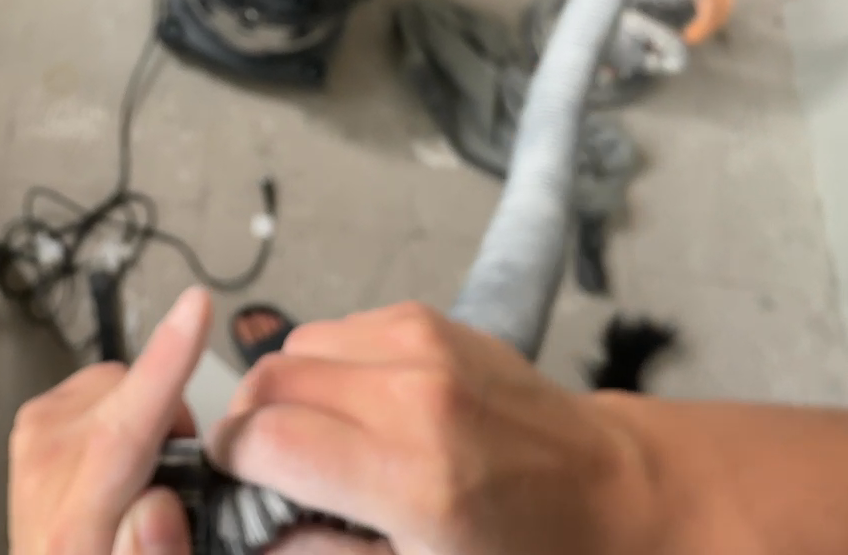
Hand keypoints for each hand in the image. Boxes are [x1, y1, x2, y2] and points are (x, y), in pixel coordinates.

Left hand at [11, 287, 213, 554]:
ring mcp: (35, 436)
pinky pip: (104, 383)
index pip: (124, 431)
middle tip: (176, 482)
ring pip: (123, 381)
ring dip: (145, 416)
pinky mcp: (35, 417)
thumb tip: (158, 505)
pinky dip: (123, 409)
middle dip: (170, 422)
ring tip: (140, 477)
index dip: (167, 363)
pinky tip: (116, 459)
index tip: (195, 306)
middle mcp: (44, 471)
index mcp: (74, 527)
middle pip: (134, 395)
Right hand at [208, 302, 655, 554]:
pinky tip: (353, 401)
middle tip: (261, 456)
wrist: (615, 489)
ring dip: (286, 387)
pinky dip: (323, 364)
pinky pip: (335, 330)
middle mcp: (410, 393)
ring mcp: (416, 341)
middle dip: (247, 418)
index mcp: (416, 478)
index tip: (232, 474)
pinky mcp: (420, 315)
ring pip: (294, 344)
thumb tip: (249, 527)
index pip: (270, 439)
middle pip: (270, 379)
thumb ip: (324, 554)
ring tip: (313, 429)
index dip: (232, 457)